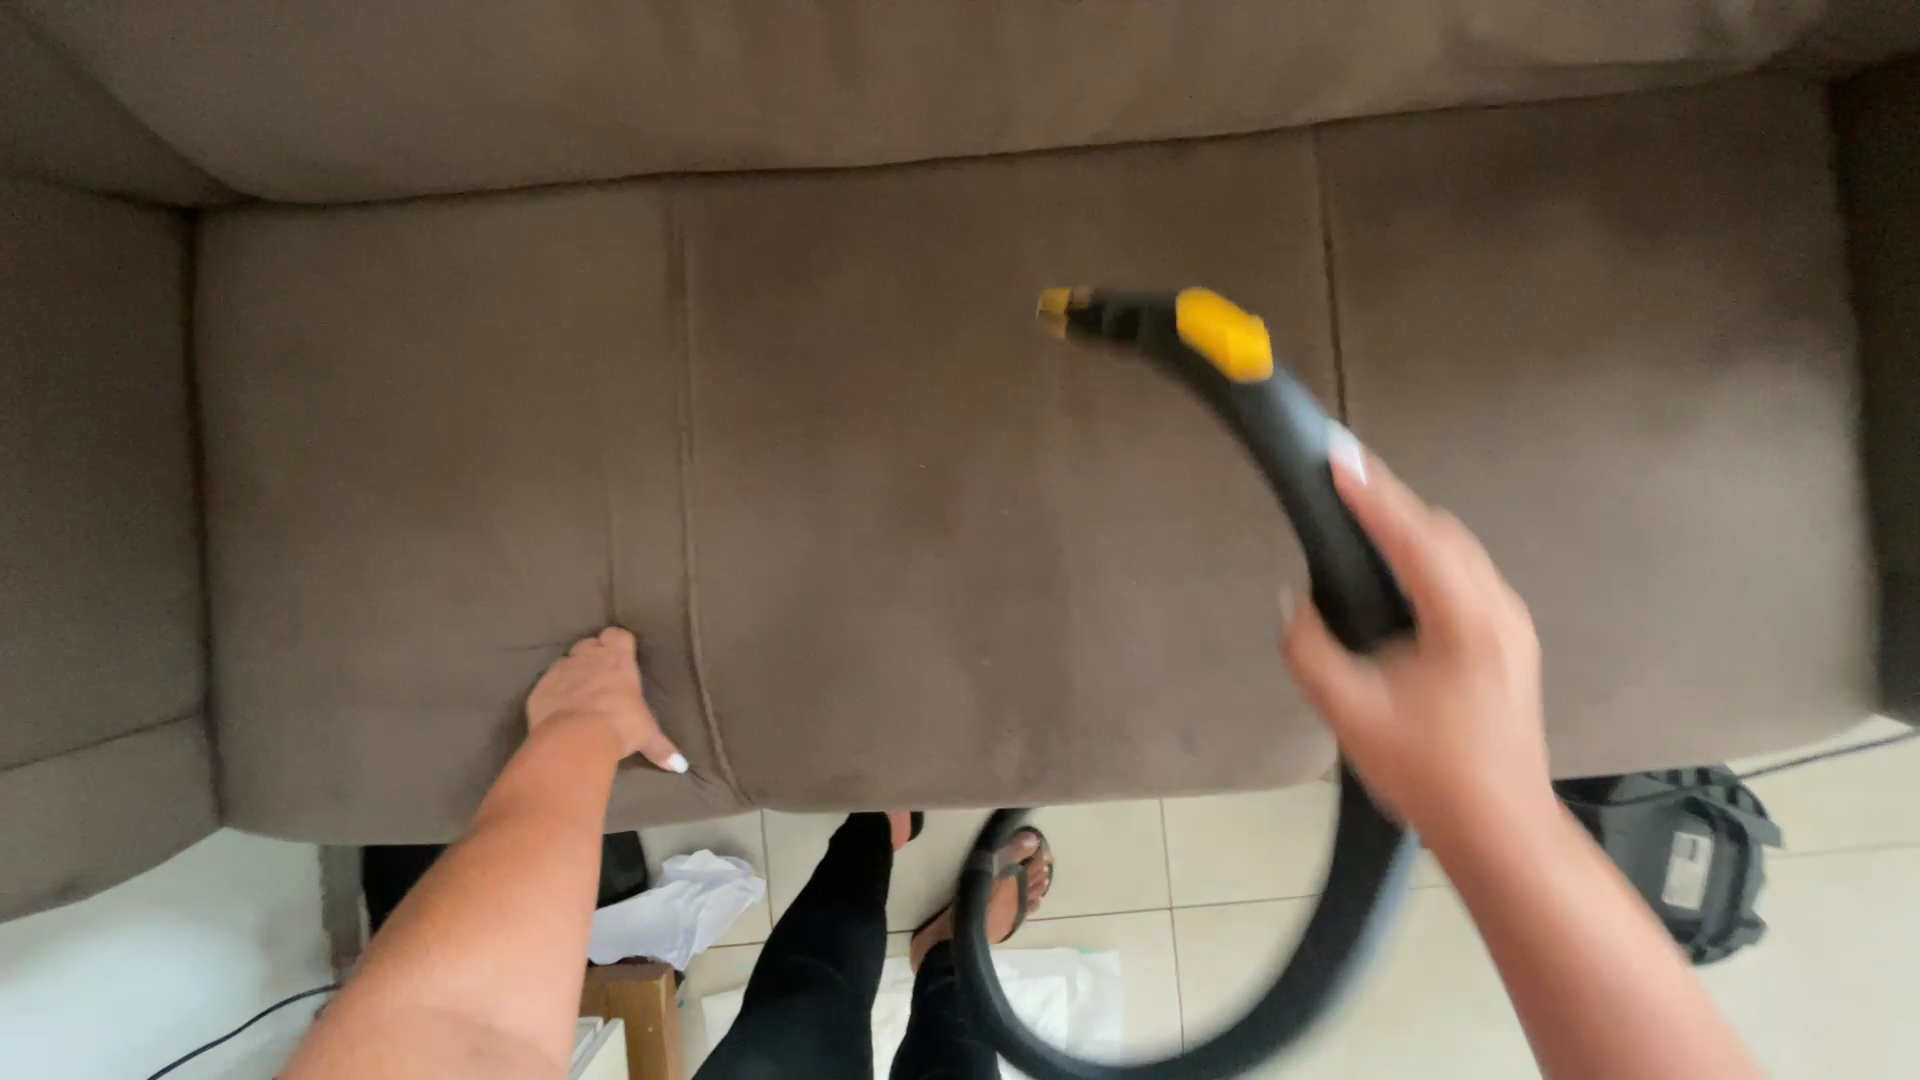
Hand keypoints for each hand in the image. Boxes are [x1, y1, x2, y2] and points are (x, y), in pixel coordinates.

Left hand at [526, 627, 687, 772]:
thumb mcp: (645, 735)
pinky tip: (557, 706)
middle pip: (589, 643)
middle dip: (592, 654)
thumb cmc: (619, 726)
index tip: (620, 656)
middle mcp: (589, 658)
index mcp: (618, 660)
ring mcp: (561, 670)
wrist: (574, 739)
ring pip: (566, 660)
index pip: (617, 634)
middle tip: (599, 675)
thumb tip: (682, 767)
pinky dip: (552, 690)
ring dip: (571, 671)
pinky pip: (546, 682)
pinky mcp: (539, 688)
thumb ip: (662, 747)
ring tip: (577, 691)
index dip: (617, 643)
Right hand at [1280, 452, 1549, 840]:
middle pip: (1443, 532)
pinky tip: (1397, 564)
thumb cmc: (1426, 770)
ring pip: (1457, 551)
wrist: (1498, 825)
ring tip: (1362, 513)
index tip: (1337, 460)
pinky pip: (1463, 574)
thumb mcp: (1348, 712)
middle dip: (1391, 502)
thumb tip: (1295, 604)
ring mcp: (1509, 625)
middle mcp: (1497, 612)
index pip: (1413, 538)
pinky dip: (1426, 553)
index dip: (1371, 496)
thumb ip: (1308, 650)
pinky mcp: (1506, 641)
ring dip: (1409, 527)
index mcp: (1464, 622)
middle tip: (1342, 482)